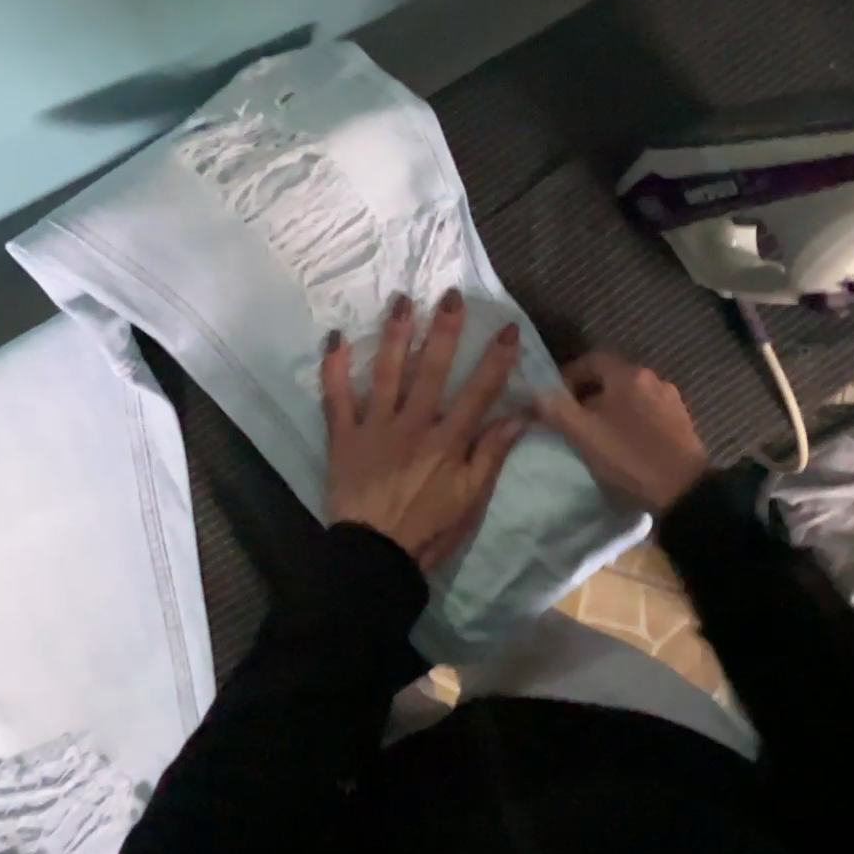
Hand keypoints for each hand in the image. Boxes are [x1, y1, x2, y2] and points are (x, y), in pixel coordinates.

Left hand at [321, 289, 526, 570]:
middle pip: (431, 369)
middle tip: (450, 295)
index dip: (495, 358)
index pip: (478, 391)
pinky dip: (333, 367)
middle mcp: (413, 424)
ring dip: (395, 333)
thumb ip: (492, 454)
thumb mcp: (471, 499)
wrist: (374, 558)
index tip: (506, 327)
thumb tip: (520, 415)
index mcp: (448, 440)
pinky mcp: (344, 435)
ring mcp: (375, 426)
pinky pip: (336, 396)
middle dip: (444, 330)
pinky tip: (335, 337)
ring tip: (401, 300)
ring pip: (386, 371)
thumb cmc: (429, 530)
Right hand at [534, 351, 708, 511]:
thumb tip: (536, 394)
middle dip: (588, 394)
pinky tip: (625, 442)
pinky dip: (631, 419)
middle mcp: (652, 378)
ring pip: (630, 395)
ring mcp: (670, 399)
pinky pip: (647, 410)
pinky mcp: (682, 420)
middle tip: (573, 419)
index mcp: (627, 374)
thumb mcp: (583, 434)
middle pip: (611, 377)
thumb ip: (555, 409)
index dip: (569, 376)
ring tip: (598, 433)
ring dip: (610, 407)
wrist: (684, 491)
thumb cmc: (628, 456)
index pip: (591, 360)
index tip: (556, 399)